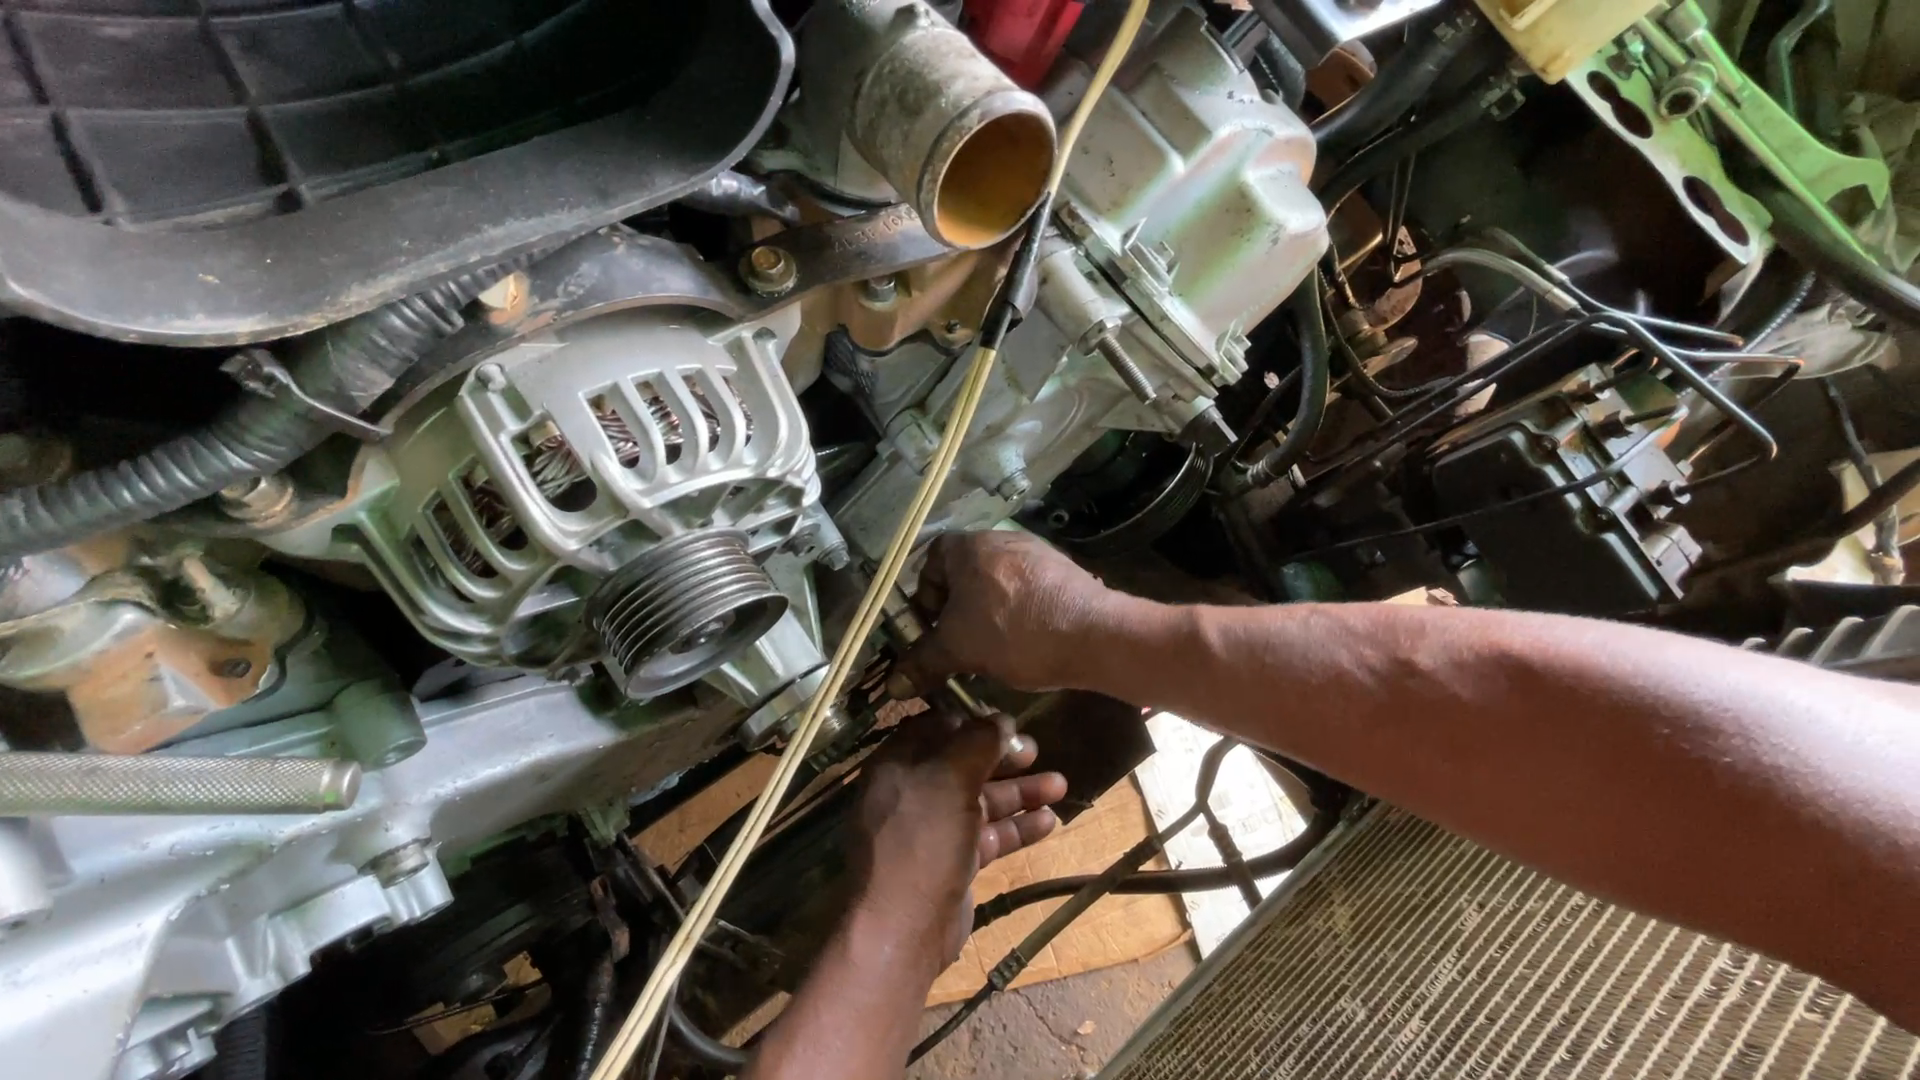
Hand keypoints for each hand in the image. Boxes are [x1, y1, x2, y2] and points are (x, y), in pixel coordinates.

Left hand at [851, 706, 1066, 967]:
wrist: (902, 928)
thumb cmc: (921, 839)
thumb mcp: (949, 778)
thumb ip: (977, 742)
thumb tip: (1001, 720)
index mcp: (899, 763)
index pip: (936, 728)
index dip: (972, 721)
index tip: (1007, 721)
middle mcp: (914, 791)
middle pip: (964, 763)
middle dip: (1002, 757)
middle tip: (1035, 752)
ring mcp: (934, 828)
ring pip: (982, 800)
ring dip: (1020, 792)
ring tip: (1060, 785)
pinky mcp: (954, 861)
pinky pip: (989, 834)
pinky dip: (1017, 827)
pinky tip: (1049, 822)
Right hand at [896, 531, 1117, 692]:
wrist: (1094, 635)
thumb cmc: (1013, 632)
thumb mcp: (959, 650)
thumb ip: (922, 662)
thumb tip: (894, 684)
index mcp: (969, 546)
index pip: (931, 559)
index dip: (925, 594)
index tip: (931, 627)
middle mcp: (1001, 539)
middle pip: (964, 572)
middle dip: (956, 609)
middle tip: (957, 643)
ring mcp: (1036, 553)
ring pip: (997, 583)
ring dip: (987, 612)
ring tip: (991, 648)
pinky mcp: (1063, 571)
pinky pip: (1027, 590)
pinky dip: (1018, 612)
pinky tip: (1025, 642)